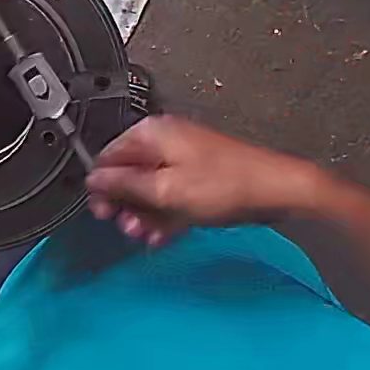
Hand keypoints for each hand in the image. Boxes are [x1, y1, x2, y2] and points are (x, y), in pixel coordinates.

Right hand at [86, 117, 324, 246]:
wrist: (276, 189)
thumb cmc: (226, 183)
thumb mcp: (165, 190)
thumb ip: (125, 186)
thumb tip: (94, 180)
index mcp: (151, 134)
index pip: (109, 157)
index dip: (102, 187)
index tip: (102, 211)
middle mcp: (164, 141)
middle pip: (128, 174)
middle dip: (125, 205)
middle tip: (127, 227)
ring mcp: (182, 158)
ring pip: (149, 188)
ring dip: (144, 214)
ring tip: (147, 236)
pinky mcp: (197, 176)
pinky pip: (169, 195)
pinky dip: (163, 214)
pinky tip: (163, 235)